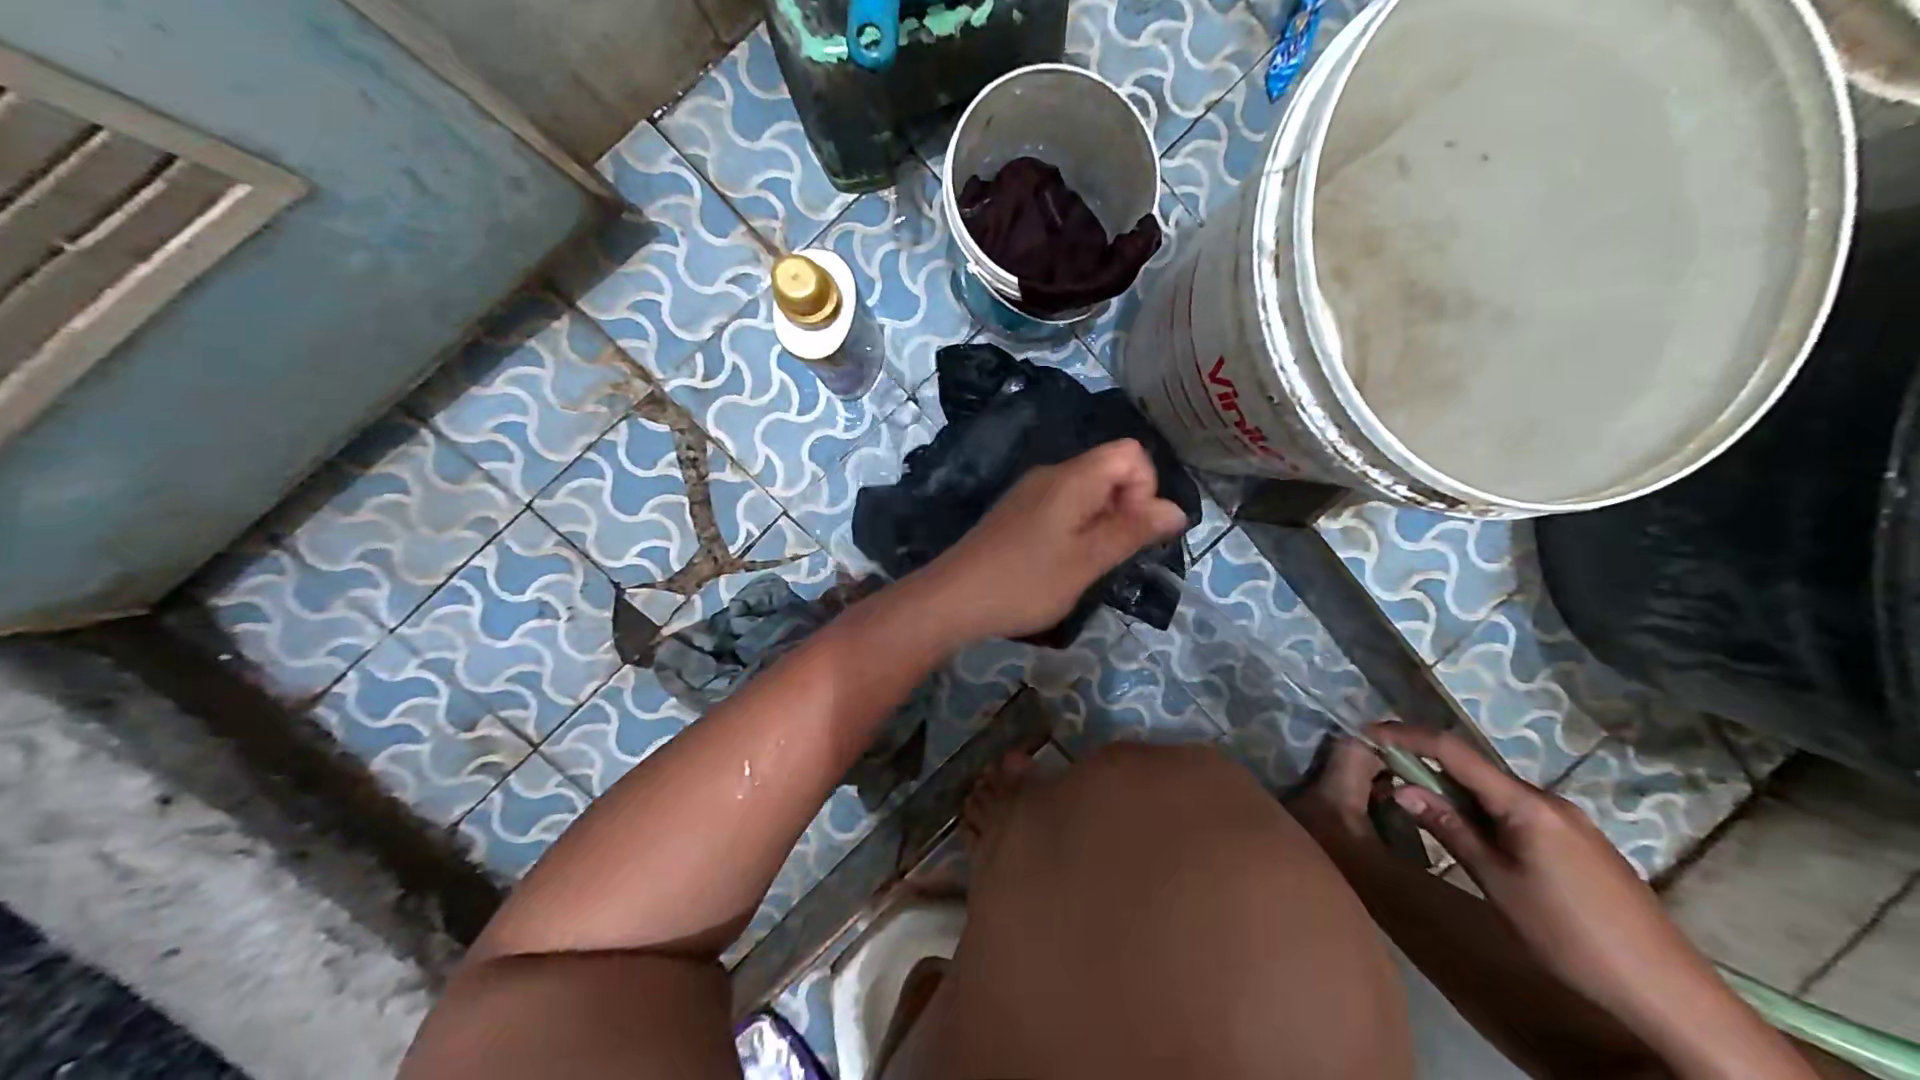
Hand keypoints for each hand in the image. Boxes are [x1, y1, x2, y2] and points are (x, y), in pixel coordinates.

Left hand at [911, 439, 1187, 643]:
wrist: (952, 599)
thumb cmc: (1025, 582)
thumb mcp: (1087, 561)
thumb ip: (1132, 531)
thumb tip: (1176, 508)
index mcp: (1072, 477)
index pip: (1131, 453)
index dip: (1145, 487)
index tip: (1131, 530)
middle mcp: (1051, 474)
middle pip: (1109, 469)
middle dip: (1126, 507)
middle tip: (1109, 554)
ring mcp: (1030, 492)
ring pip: (1087, 491)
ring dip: (1101, 522)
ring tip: (1086, 564)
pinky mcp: (1017, 512)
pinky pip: (1063, 505)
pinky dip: (1077, 527)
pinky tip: (1061, 563)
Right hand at [1372, 724, 1814, 1078]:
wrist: (1669, 993)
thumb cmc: (1570, 936)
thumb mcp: (1497, 882)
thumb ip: (1451, 830)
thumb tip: (1403, 788)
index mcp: (1527, 805)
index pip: (1455, 752)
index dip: (1408, 736)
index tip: (1369, 733)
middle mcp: (1550, 801)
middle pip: (1476, 768)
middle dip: (1427, 764)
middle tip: (1384, 774)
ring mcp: (1570, 823)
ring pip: (1496, 792)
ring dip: (1454, 790)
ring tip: (1418, 805)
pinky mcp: (1580, 844)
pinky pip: (1517, 811)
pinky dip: (1482, 811)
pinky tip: (1470, 834)